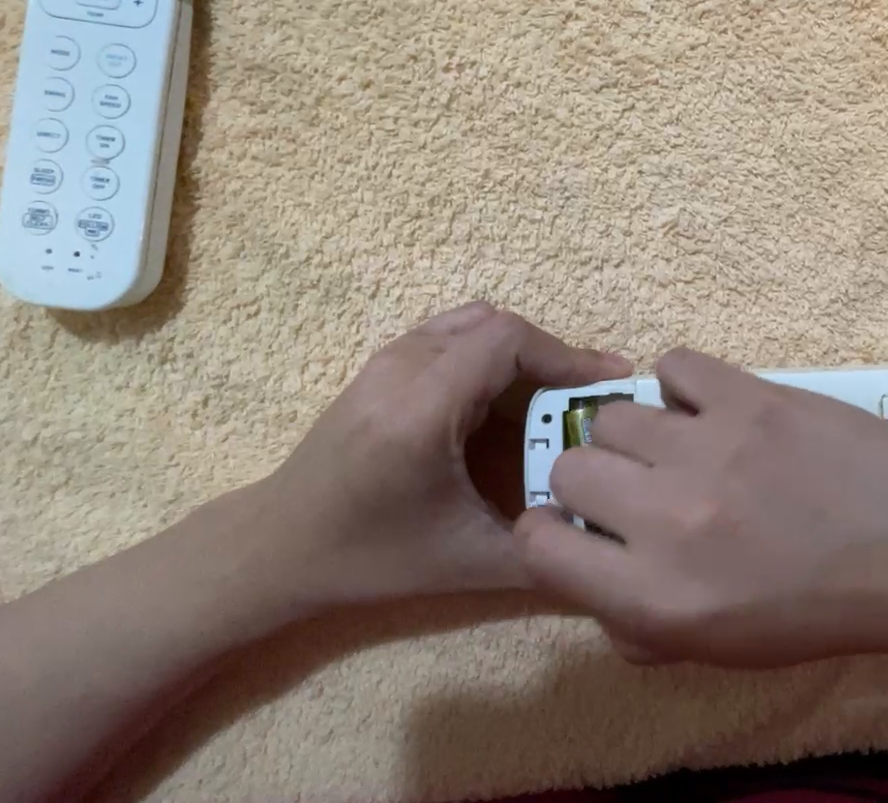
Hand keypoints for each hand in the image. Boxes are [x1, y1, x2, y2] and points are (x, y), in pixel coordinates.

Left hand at [247, 302, 630, 609]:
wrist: (275, 548)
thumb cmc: (371, 558)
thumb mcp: (468, 565)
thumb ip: (545, 555)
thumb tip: (613, 539)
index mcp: (420, 411)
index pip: (507, 341)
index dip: (567, 354)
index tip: (609, 382)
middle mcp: (401, 369)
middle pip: (500, 326)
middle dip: (556, 356)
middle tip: (591, 394)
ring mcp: (387, 359)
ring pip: (478, 322)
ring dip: (526, 352)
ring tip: (556, 392)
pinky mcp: (383, 361)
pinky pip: (455, 331)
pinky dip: (495, 350)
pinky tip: (507, 392)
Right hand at [514, 349, 887, 666]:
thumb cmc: (820, 609)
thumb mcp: (721, 649)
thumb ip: (638, 621)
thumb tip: (592, 572)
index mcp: (653, 597)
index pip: (538, 548)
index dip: (552, 531)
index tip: (581, 523)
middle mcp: (666, 520)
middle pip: (572, 468)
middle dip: (599, 480)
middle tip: (645, 484)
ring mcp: (708, 448)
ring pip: (615, 414)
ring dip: (642, 433)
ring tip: (687, 444)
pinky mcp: (750, 398)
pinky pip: (675, 365)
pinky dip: (684, 384)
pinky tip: (714, 407)